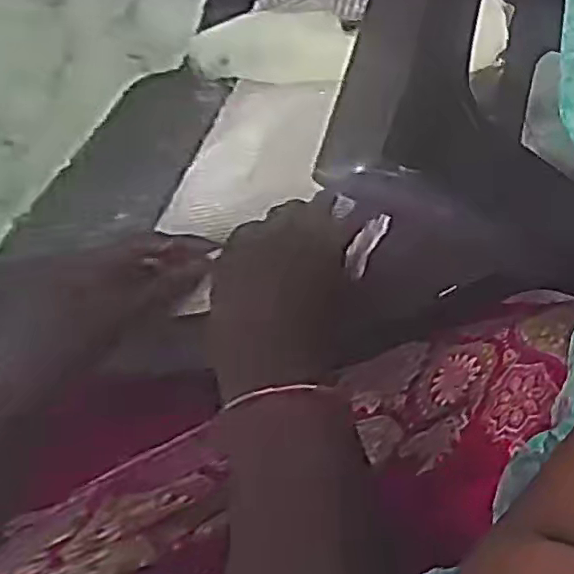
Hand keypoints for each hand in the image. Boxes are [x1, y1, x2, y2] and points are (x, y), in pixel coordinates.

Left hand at [0, 235, 214, 401]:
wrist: (25, 385)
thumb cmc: (81, 342)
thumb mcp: (133, 311)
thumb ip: (172, 283)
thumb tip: (210, 261)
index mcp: (92, 260)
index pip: (149, 240)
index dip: (187, 244)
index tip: (217, 252)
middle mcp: (76, 264)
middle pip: (135, 253)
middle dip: (172, 258)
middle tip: (204, 268)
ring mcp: (64, 284)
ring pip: (123, 269)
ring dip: (155, 273)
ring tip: (184, 285)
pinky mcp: (61, 304)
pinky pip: (109, 284)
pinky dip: (136, 287)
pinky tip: (151, 301)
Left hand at [209, 196, 368, 398]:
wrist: (273, 369)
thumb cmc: (324, 330)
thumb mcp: (348, 284)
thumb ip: (349, 252)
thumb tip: (354, 234)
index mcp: (319, 232)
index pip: (328, 203)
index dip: (335, 212)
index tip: (343, 223)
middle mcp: (278, 232)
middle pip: (290, 210)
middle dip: (302, 219)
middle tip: (314, 240)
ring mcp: (244, 249)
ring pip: (259, 225)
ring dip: (272, 234)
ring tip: (283, 255)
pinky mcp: (220, 269)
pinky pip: (236, 247)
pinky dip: (248, 252)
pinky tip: (259, 271)